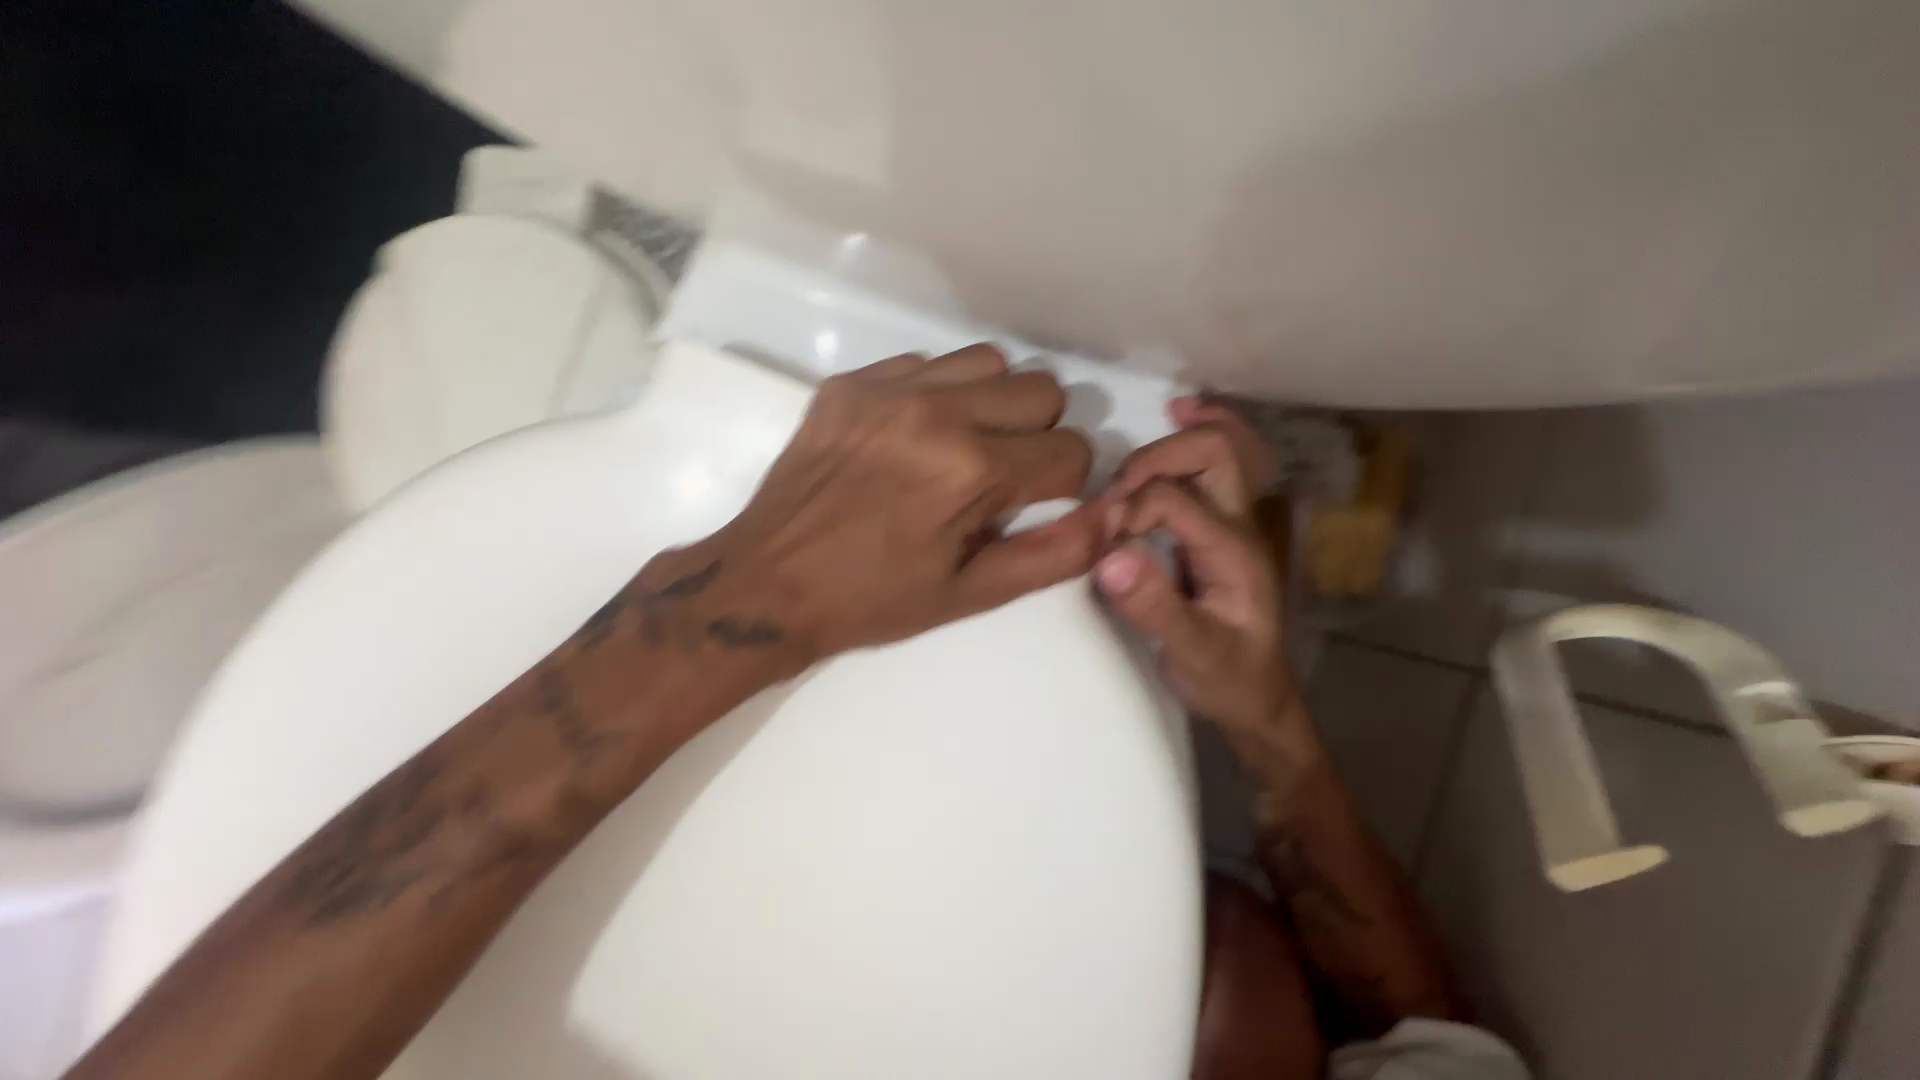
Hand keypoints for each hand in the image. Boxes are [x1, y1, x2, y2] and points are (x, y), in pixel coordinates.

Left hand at [644, 344, 1098, 667]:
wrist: (768, 584)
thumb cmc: (874, 599)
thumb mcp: (971, 594)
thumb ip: (1053, 554)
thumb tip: (1116, 516)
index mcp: (971, 469)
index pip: (1070, 451)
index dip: (1064, 486)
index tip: (1031, 507)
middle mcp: (936, 411)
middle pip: (1043, 391)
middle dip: (1038, 437)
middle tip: (998, 480)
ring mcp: (888, 388)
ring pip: (990, 363)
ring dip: (994, 405)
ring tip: (960, 450)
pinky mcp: (851, 382)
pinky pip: (928, 361)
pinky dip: (939, 393)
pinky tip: (912, 438)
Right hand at [1093, 399, 1298, 741]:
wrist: (1259, 701)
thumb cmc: (1230, 680)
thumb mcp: (1192, 653)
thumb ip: (1153, 606)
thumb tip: (1107, 554)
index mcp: (1234, 550)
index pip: (1175, 498)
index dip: (1130, 508)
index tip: (1102, 540)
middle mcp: (1238, 526)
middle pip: (1216, 450)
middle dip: (1158, 456)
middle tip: (1116, 492)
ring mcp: (1231, 526)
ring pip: (1219, 450)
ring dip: (1176, 440)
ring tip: (1135, 453)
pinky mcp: (1215, 533)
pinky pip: (1213, 468)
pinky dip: (1192, 438)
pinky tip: (1173, 419)